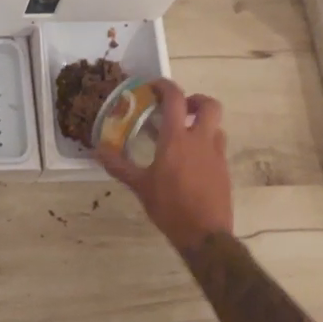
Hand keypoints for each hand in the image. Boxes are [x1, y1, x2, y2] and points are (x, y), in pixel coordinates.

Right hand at [96, 79, 232, 250]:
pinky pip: (218, 147)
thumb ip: (119, 165)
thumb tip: (98, 150)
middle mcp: (200, 140)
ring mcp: (216, 155)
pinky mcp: (225, 170)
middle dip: (195, 100)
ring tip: (185, 136)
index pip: (175, 98)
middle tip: (180, 110)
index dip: (165, 86)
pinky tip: (192, 162)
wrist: (206, 236)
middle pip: (209, 105)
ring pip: (217, 126)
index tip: (153, 87)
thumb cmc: (170, 207)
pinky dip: (206, 145)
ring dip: (202, 123)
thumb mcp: (140, 186)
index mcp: (176, 138)